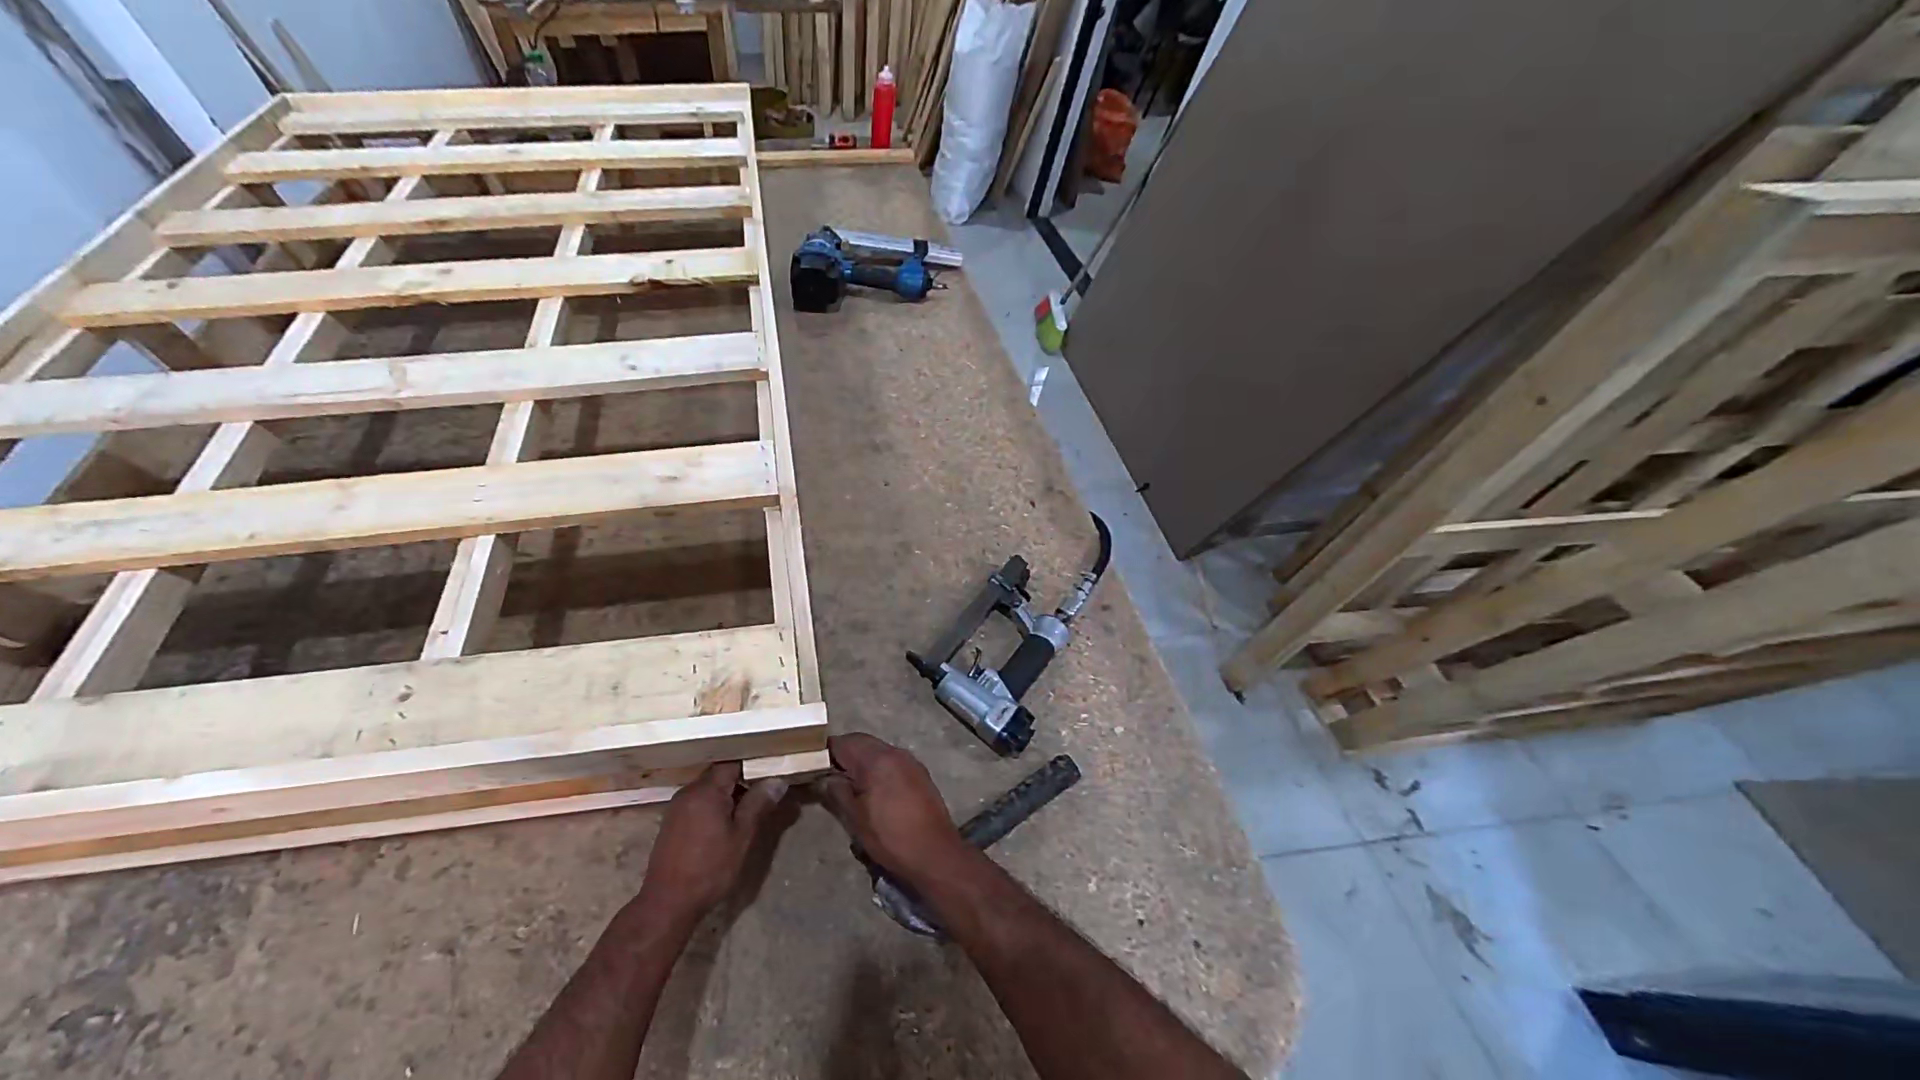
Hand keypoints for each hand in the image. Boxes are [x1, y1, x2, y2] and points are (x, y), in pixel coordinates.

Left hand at [635, 762, 788, 928]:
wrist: (668, 904)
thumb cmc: (710, 868)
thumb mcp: (742, 836)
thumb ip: (759, 804)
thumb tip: (777, 781)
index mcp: (706, 791)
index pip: (732, 764)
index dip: (753, 768)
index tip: (772, 776)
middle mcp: (688, 793)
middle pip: (719, 776)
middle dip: (742, 783)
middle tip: (764, 797)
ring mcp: (676, 808)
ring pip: (708, 790)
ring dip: (728, 797)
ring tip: (748, 813)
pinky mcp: (671, 823)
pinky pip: (697, 804)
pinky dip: (713, 808)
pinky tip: (725, 826)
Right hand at [814, 733, 972, 887]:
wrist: (934, 853)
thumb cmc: (890, 837)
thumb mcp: (856, 818)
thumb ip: (838, 792)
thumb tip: (826, 778)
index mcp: (876, 760)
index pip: (844, 742)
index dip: (826, 751)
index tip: (812, 763)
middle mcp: (895, 753)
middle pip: (862, 742)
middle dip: (844, 753)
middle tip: (828, 773)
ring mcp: (910, 761)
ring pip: (879, 750)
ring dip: (862, 759)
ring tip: (849, 782)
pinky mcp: (920, 773)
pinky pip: (892, 760)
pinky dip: (878, 767)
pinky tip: (872, 787)